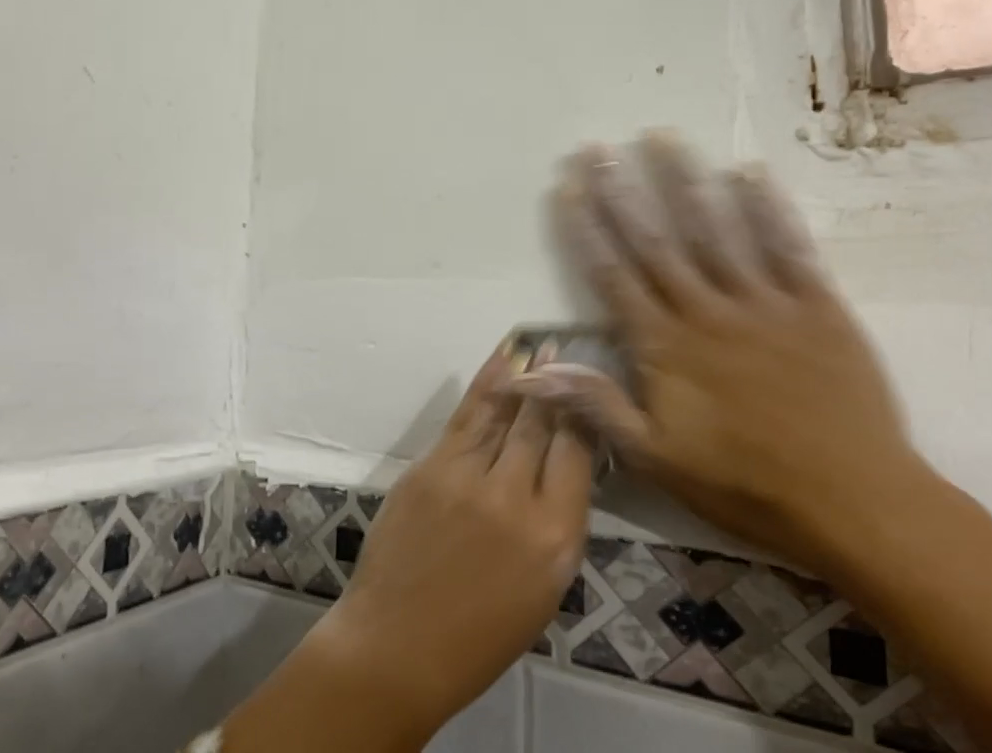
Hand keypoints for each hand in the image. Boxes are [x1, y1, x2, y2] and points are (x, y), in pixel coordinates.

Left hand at [225, 342, 594, 750]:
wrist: (399, 642)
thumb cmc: (480, 633)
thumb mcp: (543, 587)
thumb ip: (555, 524)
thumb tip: (562, 468)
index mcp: (556, 538)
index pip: (579, 456)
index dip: (585, 417)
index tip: (591, 391)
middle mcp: (516, 499)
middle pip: (544, 427)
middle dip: (559, 388)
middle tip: (569, 354)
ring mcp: (468, 478)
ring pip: (507, 414)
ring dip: (526, 378)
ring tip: (541, 348)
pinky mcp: (429, 468)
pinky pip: (467, 416)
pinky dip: (486, 384)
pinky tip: (502, 361)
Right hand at [517, 132, 944, 574]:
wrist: (854, 502)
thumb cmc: (744, 484)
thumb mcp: (655, 458)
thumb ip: (596, 404)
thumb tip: (532, 368)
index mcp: (665, 347)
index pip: (614, 276)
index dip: (587, 230)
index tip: (567, 188)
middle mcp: (707, 312)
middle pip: (657, 242)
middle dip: (623, 192)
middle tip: (599, 147)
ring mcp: (765, 305)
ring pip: (717, 231)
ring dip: (686, 183)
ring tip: (662, 138)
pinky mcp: (819, 309)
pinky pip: (789, 249)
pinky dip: (768, 210)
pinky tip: (749, 174)